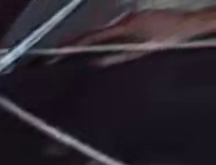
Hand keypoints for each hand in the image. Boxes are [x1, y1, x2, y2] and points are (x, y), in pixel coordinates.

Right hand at [69, 10, 215, 62]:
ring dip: (87, 38)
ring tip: (70, 46)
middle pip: (95, 31)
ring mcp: (134, 17)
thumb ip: (116, 57)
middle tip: (55, 49)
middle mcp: (128, 19)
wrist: (195, 22)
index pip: (92, 37)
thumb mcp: (141, 51)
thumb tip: (92, 63)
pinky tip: (94, 41)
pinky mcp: (139, 17)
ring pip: (104, 29)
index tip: (54, 54)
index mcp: (126, 26)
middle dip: (74, 40)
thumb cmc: (169, 38)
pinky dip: (101, 35)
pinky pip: (114, 27)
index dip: (71, 46)